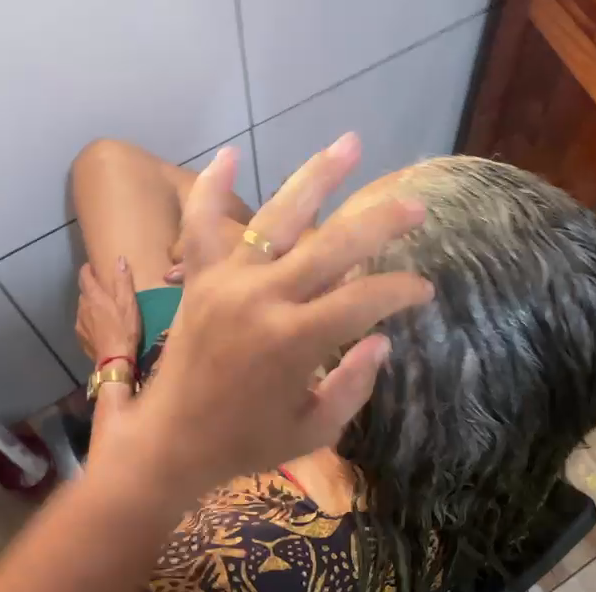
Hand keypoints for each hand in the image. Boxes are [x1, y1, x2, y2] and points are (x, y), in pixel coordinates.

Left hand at [76, 256, 140, 364]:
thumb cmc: (124, 330)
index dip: (88, 269)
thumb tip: (119, 259)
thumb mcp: (129, 305)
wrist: (115, 361)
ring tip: (104, 314)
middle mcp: (82, 306)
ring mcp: (79, 322)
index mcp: (93, 296)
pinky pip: (84, 324)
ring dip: (91, 307)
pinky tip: (100, 330)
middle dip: (93, 290)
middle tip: (106, 294)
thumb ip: (123, 281)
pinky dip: (90, 323)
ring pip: (83, 309)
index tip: (94, 268)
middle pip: (84, 292)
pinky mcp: (81, 337)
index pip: (84, 275)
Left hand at [86, 133, 431, 499]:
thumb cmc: (247, 443)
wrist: (173, 443)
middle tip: (415, 206)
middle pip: (334, 244)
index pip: (365, 299)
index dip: (401, 291)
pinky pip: (202, 226)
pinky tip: (231, 154)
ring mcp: (227, 283)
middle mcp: (264, 299)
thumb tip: (381, 341)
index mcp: (296, 341)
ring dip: (317, 177)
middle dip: (382, 222)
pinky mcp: (199, 281)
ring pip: (277, 216)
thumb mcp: (314, 429)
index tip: (423, 291)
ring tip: (350, 144)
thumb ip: (353, 385)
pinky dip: (212, 190)